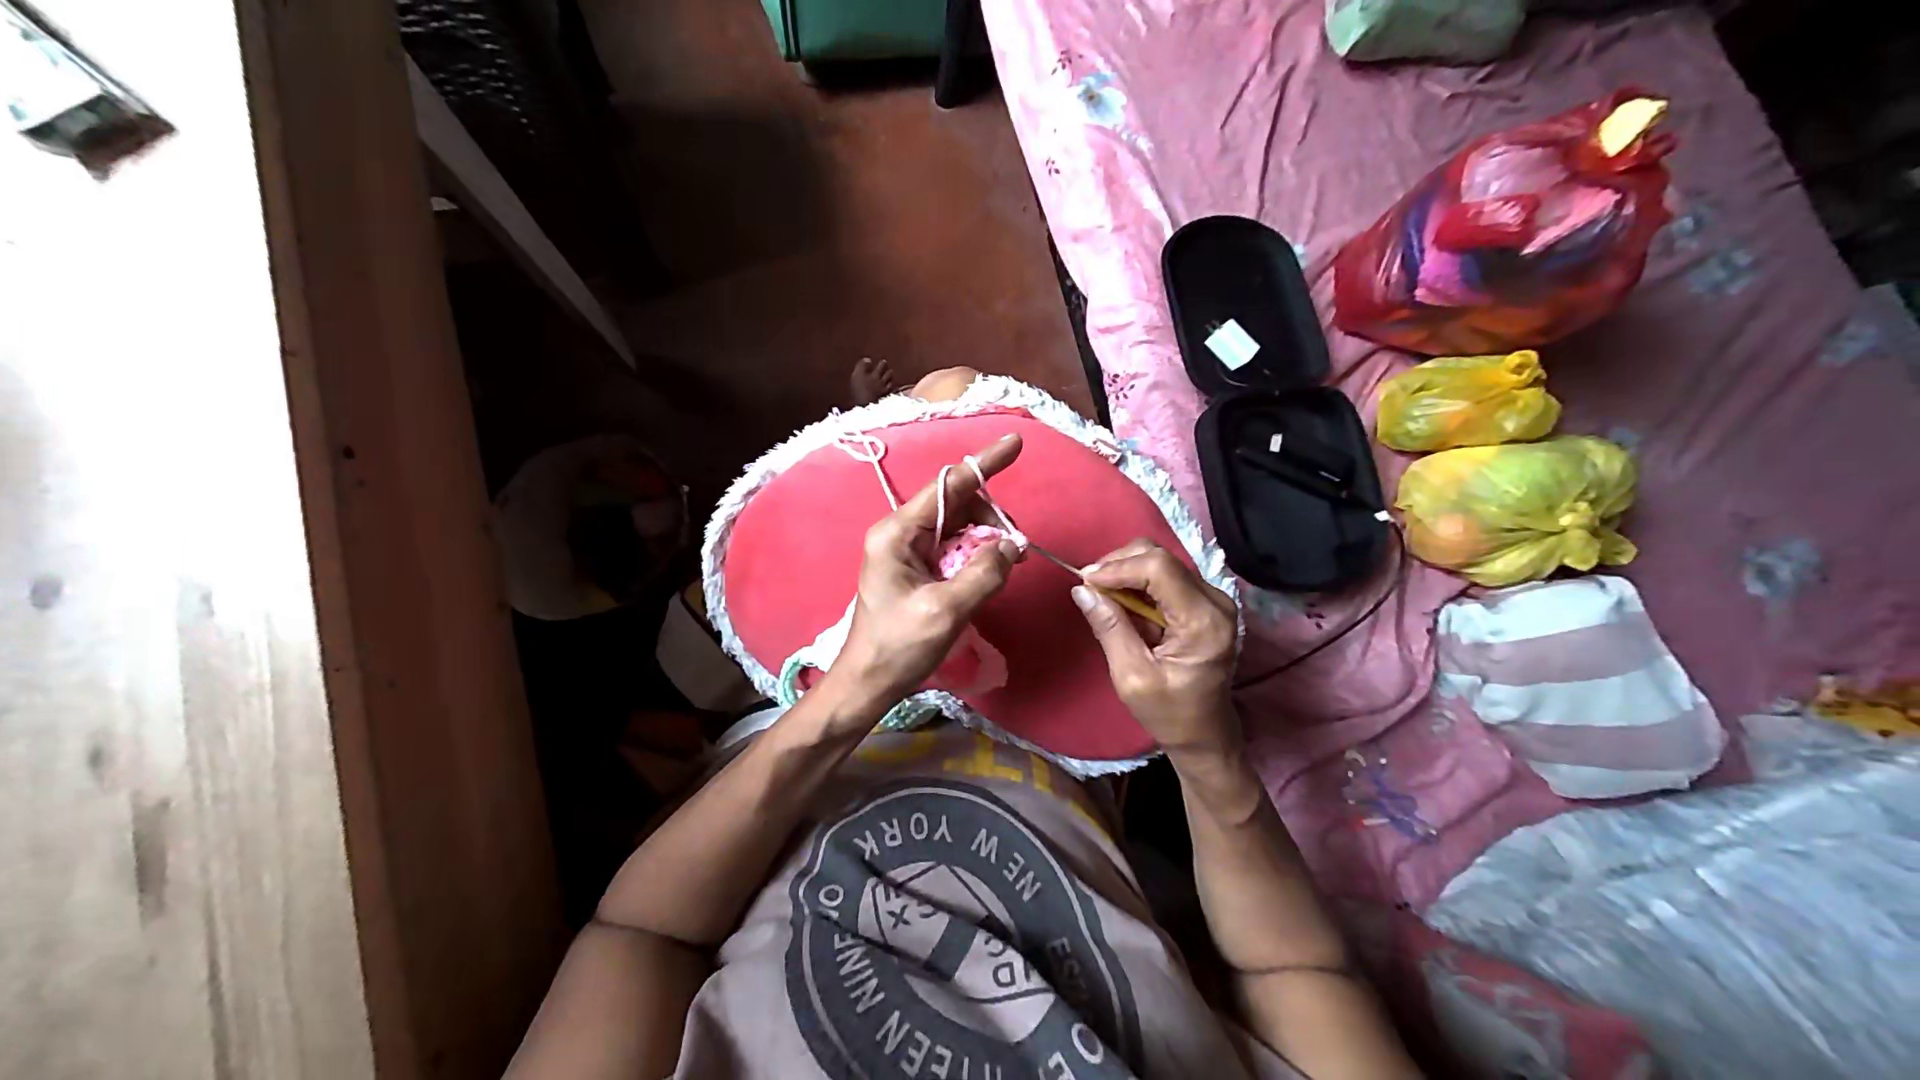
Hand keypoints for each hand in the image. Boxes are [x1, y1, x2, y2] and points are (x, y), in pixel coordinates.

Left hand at [825, 434, 1025, 715]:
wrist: (868, 682)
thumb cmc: (898, 646)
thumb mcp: (945, 610)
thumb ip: (983, 573)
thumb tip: (1010, 546)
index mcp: (897, 533)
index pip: (948, 486)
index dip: (984, 464)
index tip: (1016, 443)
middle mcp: (901, 533)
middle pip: (958, 505)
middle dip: (990, 518)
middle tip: (1016, 548)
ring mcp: (909, 550)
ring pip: (960, 527)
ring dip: (987, 540)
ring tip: (1005, 565)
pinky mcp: (918, 569)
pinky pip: (955, 549)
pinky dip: (977, 556)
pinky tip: (989, 573)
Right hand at [1072, 539, 1240, 761]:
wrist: (1204, 732)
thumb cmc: (1169, 712)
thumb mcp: (1131, 677)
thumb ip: (1110, 628)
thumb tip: (1081, 589)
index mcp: (1203, 622)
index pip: (1159, 569)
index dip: (1118, 567)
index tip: (1085, 582)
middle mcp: (1215, 601)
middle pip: (1161, 557)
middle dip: (1119, 564)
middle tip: (1089, 586)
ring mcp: (1212, 599)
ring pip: (1161, 561)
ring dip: (1126, 570)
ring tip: (1100, 592)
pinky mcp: (1203, 601)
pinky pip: (1165, 575)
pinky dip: (1137, 580)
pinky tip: (1119, 598)